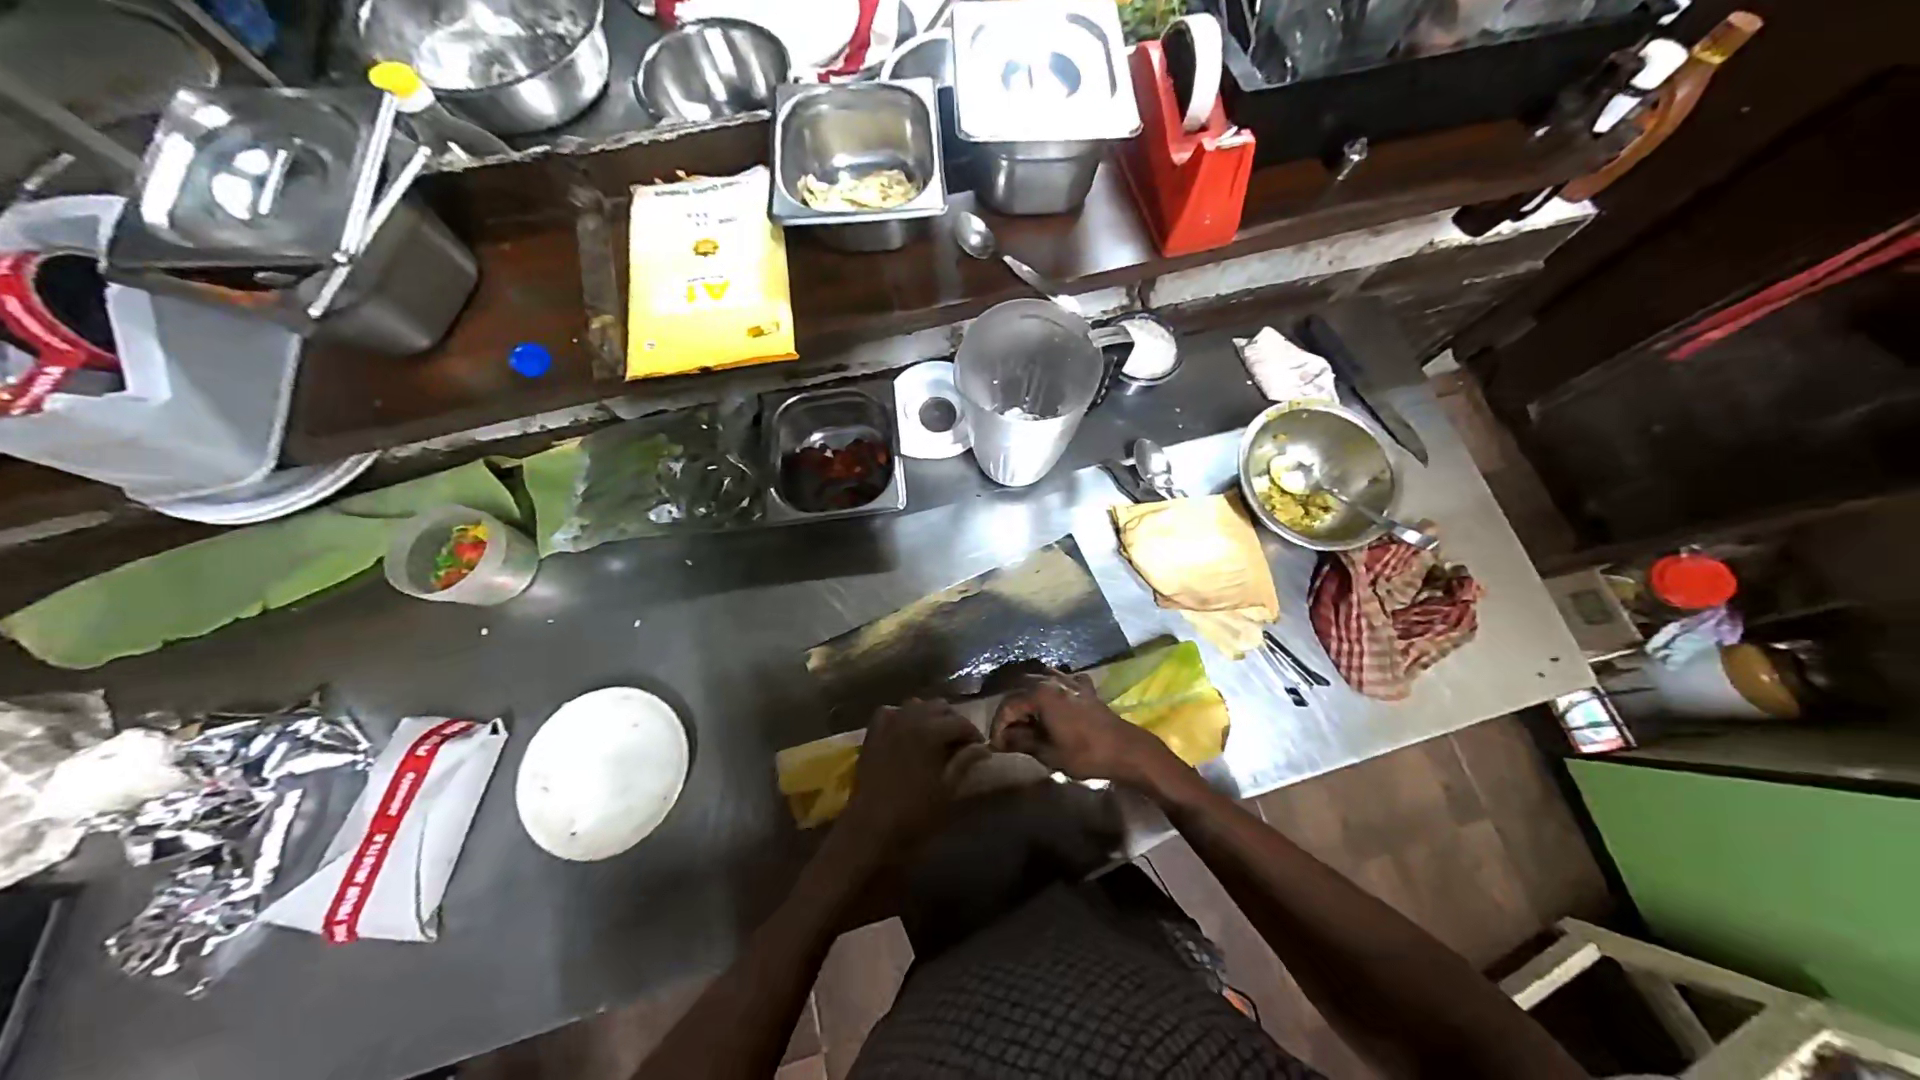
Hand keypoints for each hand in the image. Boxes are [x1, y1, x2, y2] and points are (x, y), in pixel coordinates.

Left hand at [837, 699, 983, 858]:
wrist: (871, 829)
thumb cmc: (914, 814)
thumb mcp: (946, 790)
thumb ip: (963, 763)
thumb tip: (982, 749)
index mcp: (930, 732)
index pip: (960, 723)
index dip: (974, 735)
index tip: (981, 749)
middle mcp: (909, 719)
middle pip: (939, 708)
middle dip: (953, 722)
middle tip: (961, 743)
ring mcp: (888, 725)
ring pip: (915, 706)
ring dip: (929, 716)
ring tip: (936, 737)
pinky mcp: (872, 735)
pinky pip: (890, 714)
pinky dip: (901, 718)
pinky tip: (906, 733)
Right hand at [990, 672, 1182, 787]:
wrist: (1125, 750)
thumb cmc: (1084, 753)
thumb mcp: (1047, 752)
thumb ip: (1021, 741)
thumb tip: (1000, 741)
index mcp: (1040, 694)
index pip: (1007, 705)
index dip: (998, 725)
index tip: (997, 745)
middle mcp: (1052, 680)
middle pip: (1020, 688)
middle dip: (1010, 709)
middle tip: (1008, 733)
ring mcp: (1070, 681)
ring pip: (1039, 678)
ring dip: (1028, 695)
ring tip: (1026, 717)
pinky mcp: (1085, 688)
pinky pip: (1062, 680)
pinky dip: (1053, 687)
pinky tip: (1054, 700)